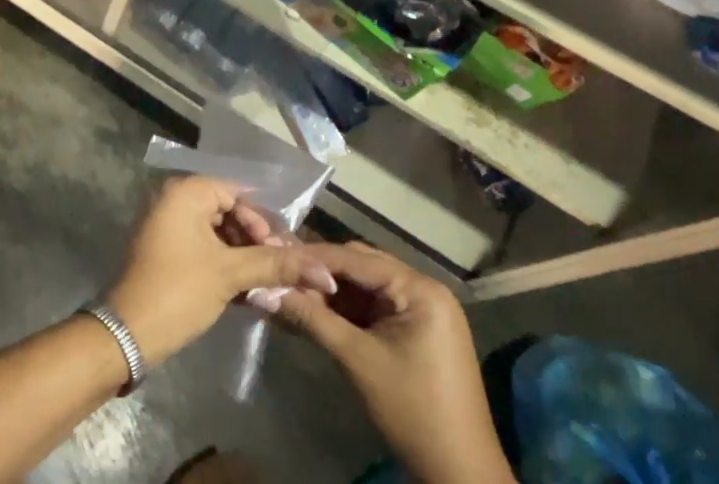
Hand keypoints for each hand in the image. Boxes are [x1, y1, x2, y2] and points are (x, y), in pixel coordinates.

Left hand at [105, 177, 339, 365]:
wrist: (130, 332)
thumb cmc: (179, 291)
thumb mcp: (230, 274)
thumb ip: (276, 265)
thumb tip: (326, 272)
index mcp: (183, 193)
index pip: (236, 193)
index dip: (261, 220)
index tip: (281, 252)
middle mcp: (172, 202)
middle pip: (227, 211)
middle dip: (255, 240)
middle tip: (278, 270)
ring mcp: (167, 227)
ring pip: (217, 233)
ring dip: (243, 256)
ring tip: (267, 283)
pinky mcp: (166, 253)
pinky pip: (204, 248)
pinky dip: (226, 265)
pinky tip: (249, 290)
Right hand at [273, 243, 515, 483]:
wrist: (456, 467)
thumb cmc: (410, 407)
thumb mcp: (355, 357)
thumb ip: (309, 317)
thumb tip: (261, 289)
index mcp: (420, 289)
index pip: (354, 258)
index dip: (310, 257)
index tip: (271, 255)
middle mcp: (424, 289)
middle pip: (360, 266)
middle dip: (318, 272)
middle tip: (276, 275)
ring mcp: (423, 309)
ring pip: (364, 286)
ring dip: (328, 291)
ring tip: (287, 292)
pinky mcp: (416, 329)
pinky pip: (373, 307)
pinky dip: (345, 309)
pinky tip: (313, 311)